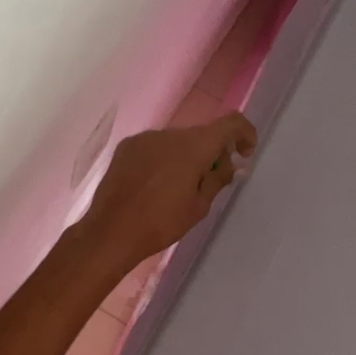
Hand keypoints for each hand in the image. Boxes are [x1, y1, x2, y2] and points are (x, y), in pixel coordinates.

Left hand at [76, 113, 257, 269]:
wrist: (111, 231)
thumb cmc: (161, 223)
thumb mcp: (199, 206)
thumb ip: (217, 179)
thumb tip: (229, 165)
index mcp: (194, 146)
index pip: (230, 123)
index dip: (244, 134)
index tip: (244, 154)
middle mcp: (169, 134)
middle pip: (201, 135)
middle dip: (212, 153)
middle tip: (211, 182)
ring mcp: (144, 139)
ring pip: (176, 142)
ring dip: (185, 157)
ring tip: (178, 188)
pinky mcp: (125, 148)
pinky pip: (154, 147)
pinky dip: (163, 159)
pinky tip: (154, 185)